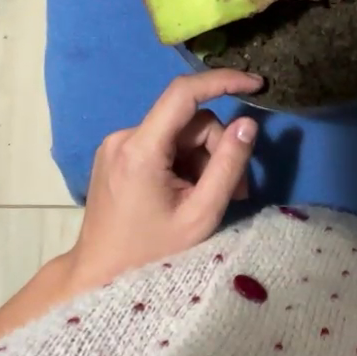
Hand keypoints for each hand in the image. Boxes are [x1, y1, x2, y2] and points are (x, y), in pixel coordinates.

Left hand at [64, 70, 264, 291]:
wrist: (100, 274)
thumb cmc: (153, 252)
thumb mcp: (201, 213)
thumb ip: (228, 166)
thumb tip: (248, 123)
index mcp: (141, 149)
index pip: (184, 93)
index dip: (223, 81)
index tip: (257, 85)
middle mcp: (124, 136)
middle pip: (189, 122)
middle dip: (218, 149)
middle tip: (236, 190)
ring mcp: (117, 144)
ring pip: (180, 133)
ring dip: (203, 160)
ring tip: (210, 198)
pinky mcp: (117, 154)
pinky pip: (164, 143)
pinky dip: (185, 162)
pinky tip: (189, 192)